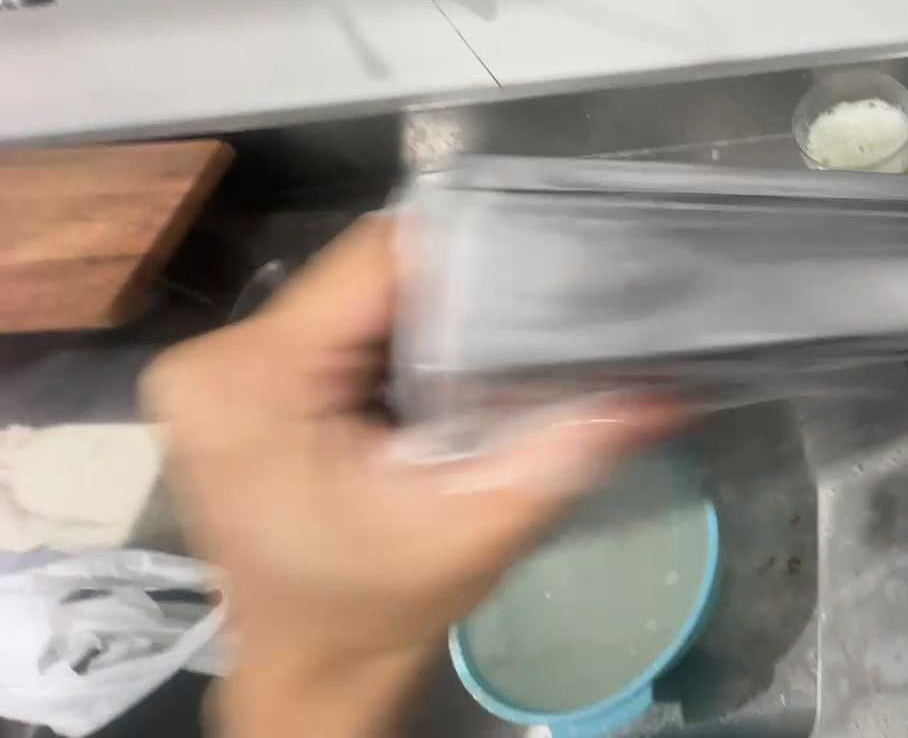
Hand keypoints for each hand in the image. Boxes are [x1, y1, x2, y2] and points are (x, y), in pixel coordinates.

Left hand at [142, 217, 677, 737]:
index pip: (384, 256)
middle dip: (481, 274)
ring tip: (538, 317)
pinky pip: (371, 309)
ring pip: (383, 281)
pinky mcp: (269, 370)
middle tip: (567, 293)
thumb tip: (674, 390)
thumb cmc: (383, 602)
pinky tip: (490, 346)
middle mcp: (230, 353)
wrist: (321, 659)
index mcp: (255, 380)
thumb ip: (573, 449)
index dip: (480, 249)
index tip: (563, 261)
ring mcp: (244, 359)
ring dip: (463, 298)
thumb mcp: (488, 524)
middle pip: (385, 263)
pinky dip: (438, 320)